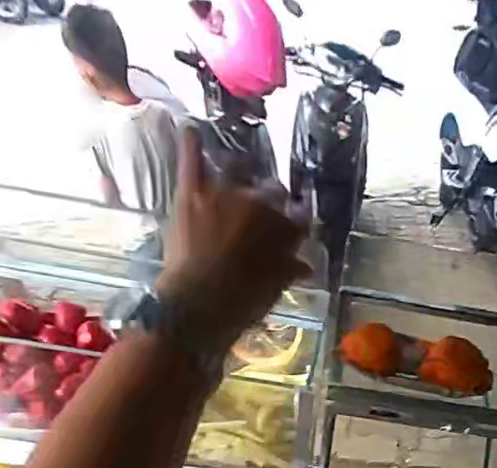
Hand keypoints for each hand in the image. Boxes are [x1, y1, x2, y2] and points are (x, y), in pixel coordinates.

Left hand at [155, 126, 309, 360]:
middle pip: (270, 190)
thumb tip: (305, 266)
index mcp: (282, 227)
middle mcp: (258, 202)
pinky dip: (191, 144)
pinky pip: (192, 159)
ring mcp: (224, 193)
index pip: (296, 217)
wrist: (198, 306)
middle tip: (259, 214)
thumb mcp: (272, 290)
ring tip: (235, 176)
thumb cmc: (240, 304)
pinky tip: (191, 131)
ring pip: (236, 169)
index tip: (291, 230)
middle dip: (269, 200)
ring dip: (238, 172)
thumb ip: (288, 271)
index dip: (293, 223)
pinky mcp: (192, 194)